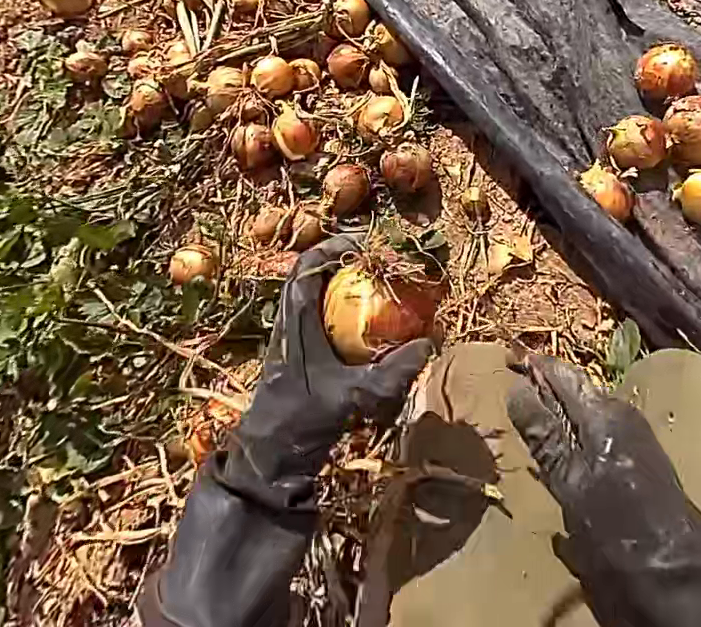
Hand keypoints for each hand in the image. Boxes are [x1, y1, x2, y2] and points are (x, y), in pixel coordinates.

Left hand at [220, 235, 433, 502]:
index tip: (366, 240)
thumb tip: (430, 344)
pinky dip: (345, 304)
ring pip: (317, 292)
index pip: (307, 267)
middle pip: (313, 273)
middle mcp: (291, 322)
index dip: (334, 246)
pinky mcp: (301, 351)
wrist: (270, 460)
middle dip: (345, 258)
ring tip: (378, 277)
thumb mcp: (353, 395)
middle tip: (380, 257)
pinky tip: (371, 315)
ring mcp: (293, 336)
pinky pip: (323, 313)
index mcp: (296, 322)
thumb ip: (392, 372)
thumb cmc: (302, 420)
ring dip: (344, 280)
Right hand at [508, 354, 700, 626]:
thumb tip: (517, 388)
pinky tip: (563, 455)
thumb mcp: (570, 483)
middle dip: (546, 389)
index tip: (510, 361)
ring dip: (560, 414)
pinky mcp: (639, 458)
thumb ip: (545, 437)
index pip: (564, 373)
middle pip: (577, 391)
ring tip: (532, 422)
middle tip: (513, 391)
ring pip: (588, 412)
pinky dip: (576, 435)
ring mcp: (634, 435)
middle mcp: (621, 413)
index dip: (536, 366)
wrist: (678, 573)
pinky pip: (599, 433)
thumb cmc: (617, 527)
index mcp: (604, 412)